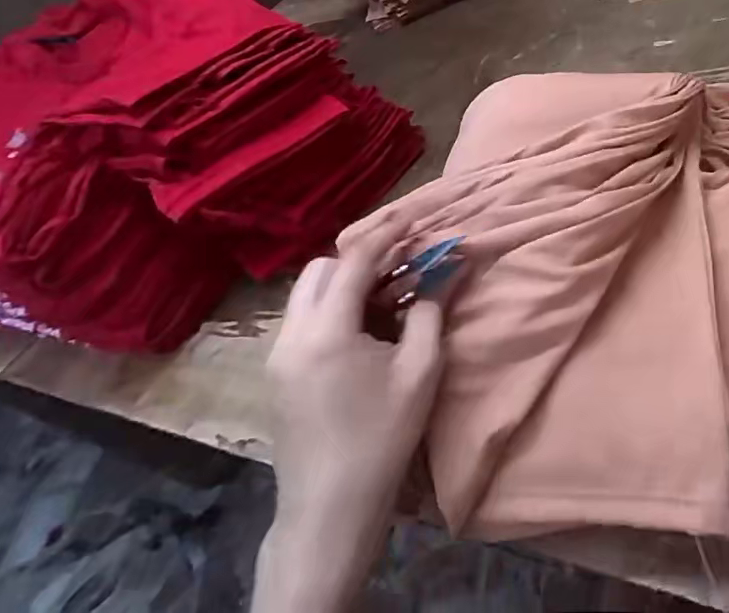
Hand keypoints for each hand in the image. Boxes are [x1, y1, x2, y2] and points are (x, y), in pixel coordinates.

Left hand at [251, 243, 444, 612]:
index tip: (411, 218)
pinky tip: (364, 330)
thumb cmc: (382, 440)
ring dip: (346, 283)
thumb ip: (432, 312)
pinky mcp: (278, 371)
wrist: (329, 511)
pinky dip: (333, 308)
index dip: (386, 234)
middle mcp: (292, 333)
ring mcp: (278, 353)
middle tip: (401, 266)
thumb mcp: (419, 372)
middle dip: (361, 259)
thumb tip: (450, 268)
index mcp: (325, 331)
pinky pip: (304, 318)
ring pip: (308, 292)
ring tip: (386, 298)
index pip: (354, 261)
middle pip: (323, 269)